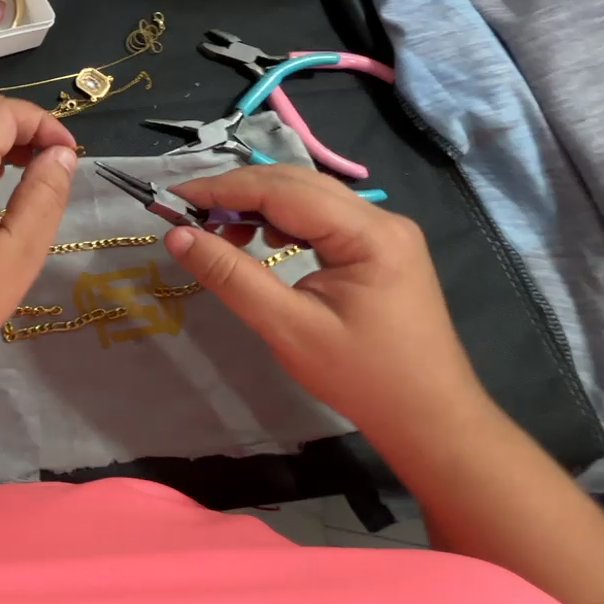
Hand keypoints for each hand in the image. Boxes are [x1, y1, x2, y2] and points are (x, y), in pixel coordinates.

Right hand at [163, 165, 490, 440]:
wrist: (430, 421)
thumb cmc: (362, 377)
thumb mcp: (286, 327)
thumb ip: (230, 276)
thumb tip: (175, 235)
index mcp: (368, 234)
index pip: (281, 190)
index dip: (222, 189)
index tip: (172, 199)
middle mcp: (381, 220)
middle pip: (293, 182)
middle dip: (235, 192)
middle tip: (187, 214)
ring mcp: (382, 232)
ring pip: (303, 194)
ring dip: (254, 203)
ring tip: (220, 233)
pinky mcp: (376, 247)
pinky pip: (316, 214)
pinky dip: (277, 218)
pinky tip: (260, 241)